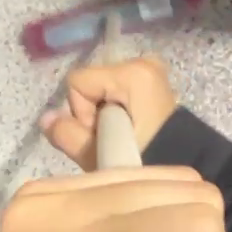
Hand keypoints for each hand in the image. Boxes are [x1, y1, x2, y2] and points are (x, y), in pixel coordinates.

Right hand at [38, 55, 177, 169]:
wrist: (185, 169)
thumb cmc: (144, 163)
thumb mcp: (99, 156)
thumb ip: (69, 135)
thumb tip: (46, 118)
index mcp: (133, 73)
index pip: (78, 84)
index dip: (81, 114)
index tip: (103, 138)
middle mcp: (144, 63)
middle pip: (90, 86)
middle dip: (93, 116)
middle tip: (114, 142)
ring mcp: (150, 71)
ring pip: (101, 91)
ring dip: (104, 117)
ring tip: (123, 139)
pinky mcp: (152, 82)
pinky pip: (117, 93)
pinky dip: (117, 113)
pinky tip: (130, 131)